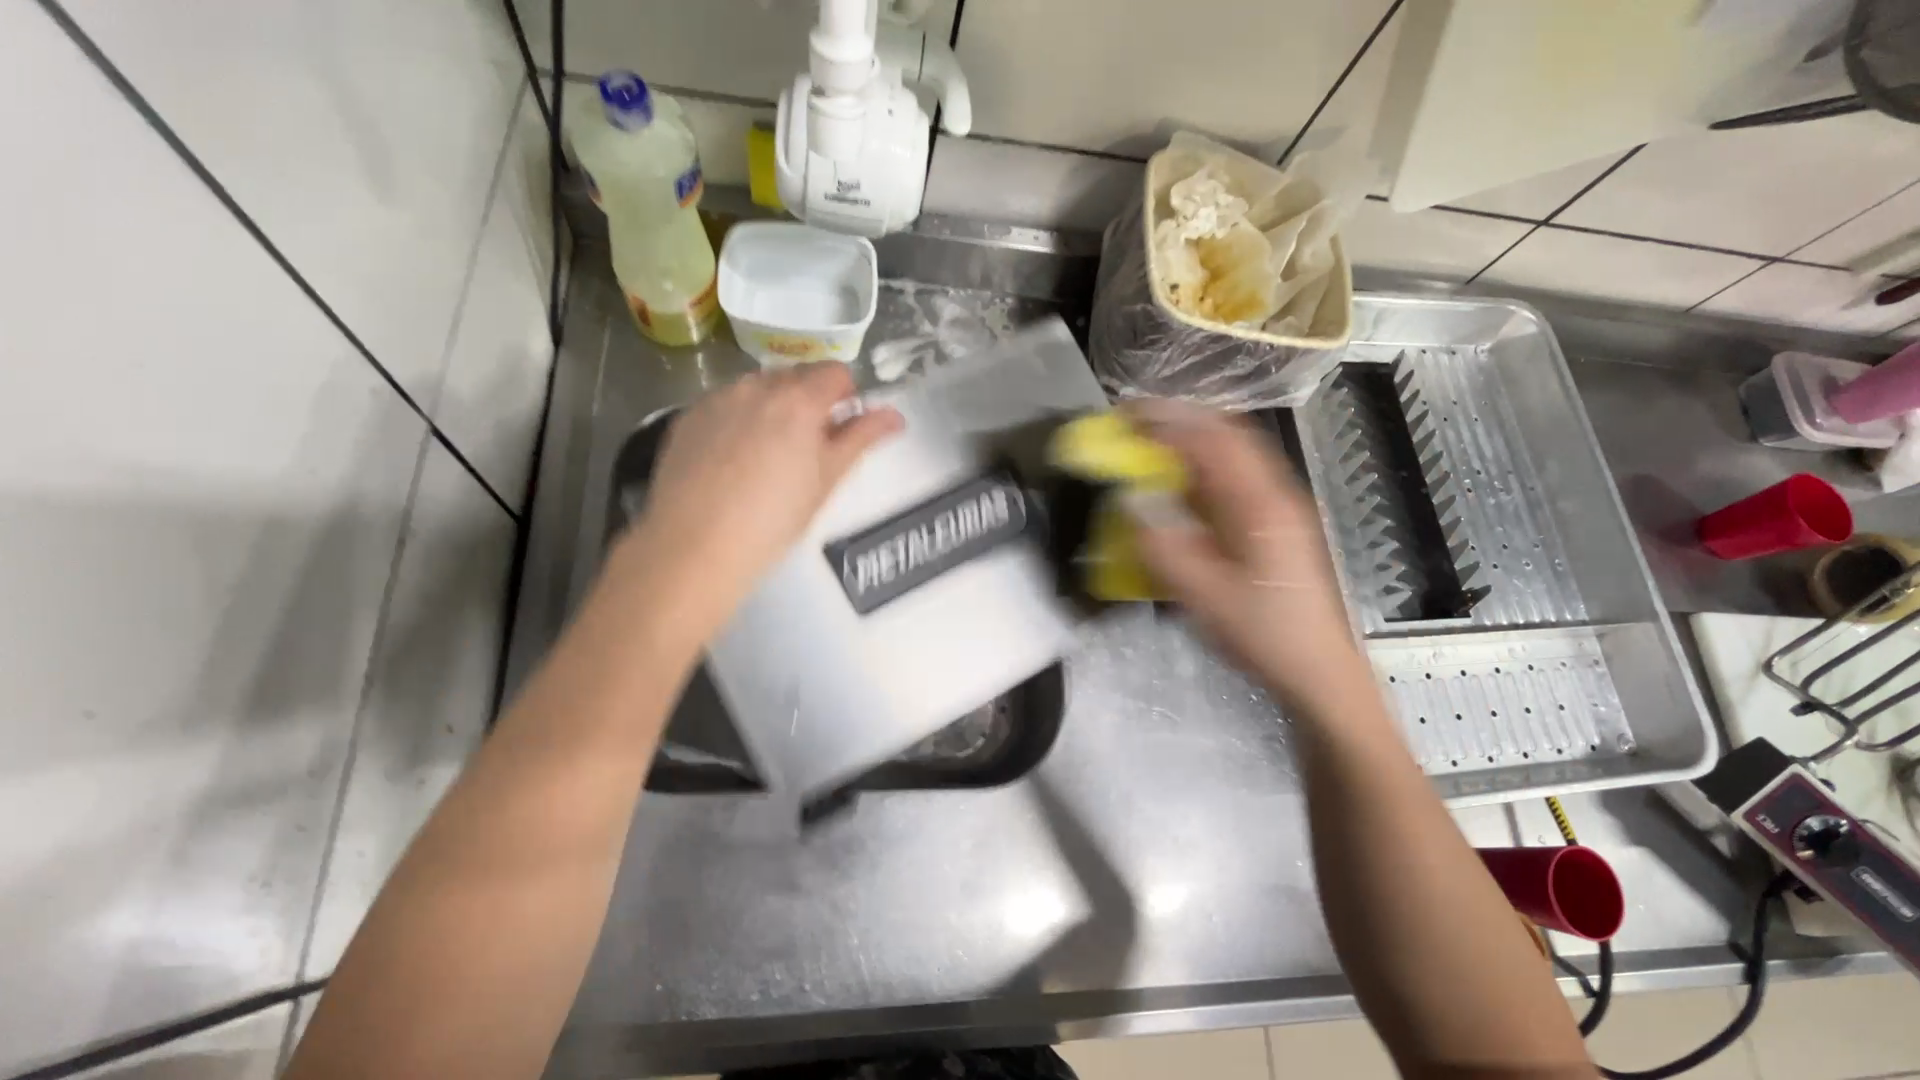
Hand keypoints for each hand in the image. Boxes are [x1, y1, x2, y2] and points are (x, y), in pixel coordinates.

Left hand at [622, 363, 901, 622]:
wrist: (694, 546)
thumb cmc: (773, 519)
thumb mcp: (827, 480)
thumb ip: (862, 439)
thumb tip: (894, 415)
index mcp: (799, 399)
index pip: (835, 372)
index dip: (845, 397)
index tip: (839, 429)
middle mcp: (756, 387)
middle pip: (795, 376)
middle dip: (807, 401)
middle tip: (806, 448)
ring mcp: (716, 399)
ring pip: (755, 389)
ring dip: (770, 408)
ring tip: (764, 457)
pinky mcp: (687, 417)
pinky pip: (723, 405)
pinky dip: (735, 421)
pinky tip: (730, 463)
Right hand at [1123, 399, 1366, 707]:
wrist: (1318, 671)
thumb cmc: (1264, 633)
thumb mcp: (1205, 595)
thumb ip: (1163, 545)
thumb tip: (1130, 500)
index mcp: (1260, 504)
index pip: (1213, 440)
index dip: (1167, 421)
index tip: (1126, 416)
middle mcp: (1275, 494)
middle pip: (1228, 436)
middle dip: (1180, 422)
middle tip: (1135, 424)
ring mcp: (1279, 508)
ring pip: (1234, 456)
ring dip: (1192, 444)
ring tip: (1150, 447)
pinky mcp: (1275, 527)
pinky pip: (1235, 481)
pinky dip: (1202, 471)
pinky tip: (1180, 489)